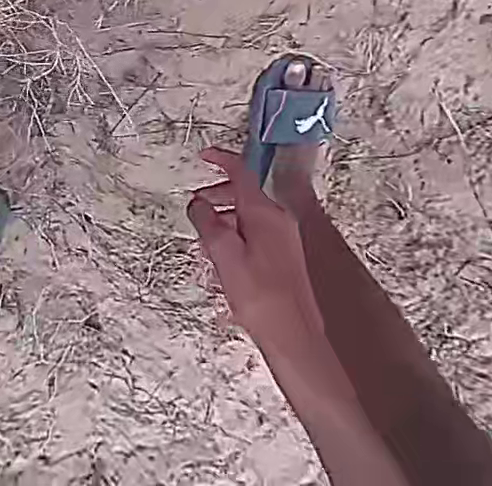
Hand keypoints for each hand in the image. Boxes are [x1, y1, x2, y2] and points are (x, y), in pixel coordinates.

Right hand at [188, 147, 326, 351]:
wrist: (295, 336)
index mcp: (264, 212)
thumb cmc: (259, 295)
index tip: (204, 156)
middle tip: (196, 206)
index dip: (221, 160)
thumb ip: (207, 222)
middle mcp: (278, 219)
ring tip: (205, 238)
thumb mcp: (223, 254)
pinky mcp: (285, 256)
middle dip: (217, 195)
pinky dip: (236, 234)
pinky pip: (256, 232)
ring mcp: (284, 237)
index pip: (241, 172)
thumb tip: (197, 203)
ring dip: (225, 218)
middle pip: (244, 193)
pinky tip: (223, 258)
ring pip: (248, 214)